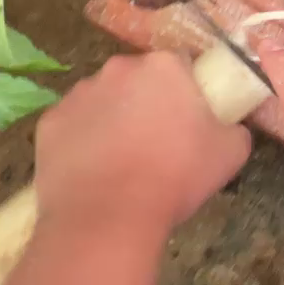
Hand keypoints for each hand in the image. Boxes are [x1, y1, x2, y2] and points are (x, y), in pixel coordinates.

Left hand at [34, 52, 251, 241]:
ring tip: (124, 159)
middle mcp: (119, 69)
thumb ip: (235, 127)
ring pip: (104, 98)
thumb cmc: (176, 176)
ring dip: (115, 117)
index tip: (190, 118)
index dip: (188, 89)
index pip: (182, 64)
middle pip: (139, 77)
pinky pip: (74, 124)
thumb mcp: (232, 152)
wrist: (106, 219)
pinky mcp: (49, 123)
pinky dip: (83, 140)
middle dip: (148, 99)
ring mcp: (78, 94)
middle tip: (159, 139)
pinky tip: (95, 170)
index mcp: (165, 66)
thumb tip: (228, 126)